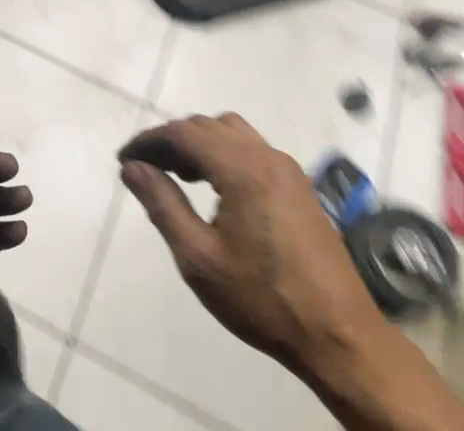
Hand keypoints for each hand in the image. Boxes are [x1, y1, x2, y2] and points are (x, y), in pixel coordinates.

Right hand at [118, 115, 387, 372]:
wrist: (339, 337)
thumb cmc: (262, 300)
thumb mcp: (198, 258)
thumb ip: (162, 204)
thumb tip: (132, 168)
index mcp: (244, 171)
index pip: (185, 133)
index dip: (149, 140)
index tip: (123, 160)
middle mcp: (269, 159)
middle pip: (209, 126)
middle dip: (171, 140)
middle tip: (144, 168)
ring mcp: (290, 172)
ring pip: (233, 134)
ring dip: (200, 143)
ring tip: (177, 175)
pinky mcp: (300, 189)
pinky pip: (253, 151)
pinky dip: (224, 154)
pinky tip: (214, 189)